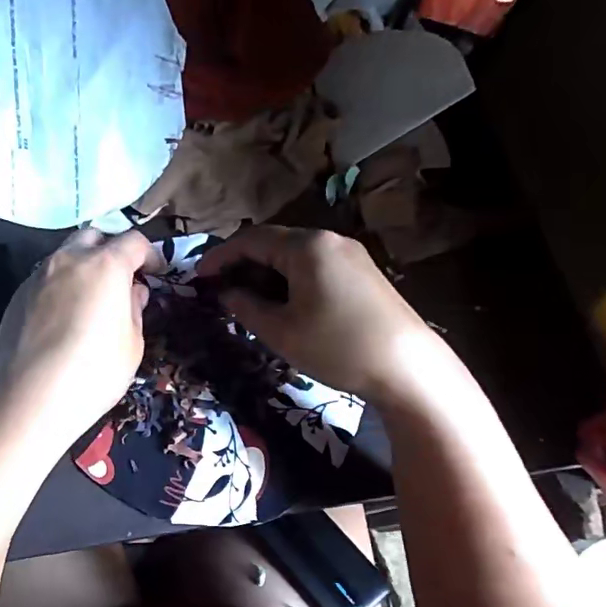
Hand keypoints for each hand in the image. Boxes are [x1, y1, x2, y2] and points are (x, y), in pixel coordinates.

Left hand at [0, 228, 162, 443]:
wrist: (31, 399)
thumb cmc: (94, 373)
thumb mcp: (132, 345)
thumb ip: (134, 310)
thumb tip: (133, 292)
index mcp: (105, 265)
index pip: (134, 242)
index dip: (150, 255)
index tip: (156, 273)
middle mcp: (68, 260)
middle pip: (94, 237)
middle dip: (112, 250)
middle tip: (122, 279)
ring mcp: (38, 276)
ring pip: (66, 256)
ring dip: (84, 267)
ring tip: (92, 300)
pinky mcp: (17, 297)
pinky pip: (46, 279)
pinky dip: (62, 287)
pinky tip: (65, 319)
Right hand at [197, 226, 452, 406]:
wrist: (407, 366)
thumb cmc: (337, 346)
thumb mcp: (281, 331)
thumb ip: (247, 307)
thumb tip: (228, 293)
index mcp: (306, 246)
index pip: (251, 239)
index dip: (220, 256)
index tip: (199, 277)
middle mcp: (330, 239)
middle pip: (276, 243)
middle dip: (245, 265)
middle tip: (224, 292)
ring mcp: (352, 255)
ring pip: (297, 256)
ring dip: (269, 274)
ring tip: (252, 302)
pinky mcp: (365, 273)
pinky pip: (318, 266)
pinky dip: (294, 280)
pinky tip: (288, 305)